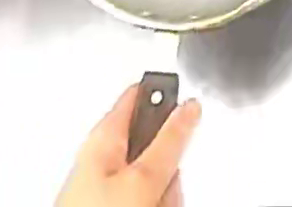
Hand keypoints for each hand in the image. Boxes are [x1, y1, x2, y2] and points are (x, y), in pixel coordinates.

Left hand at [56, 83, 202, 206]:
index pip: (140, 95)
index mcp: (104, 140)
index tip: (184, 106)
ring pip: (155, 179)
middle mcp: (102, 162)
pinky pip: (149, 202)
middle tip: (166, 182)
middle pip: (154, 144)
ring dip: (166, 194)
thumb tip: (189, 106)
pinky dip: (158, 206)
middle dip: (170, 164)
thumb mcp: (143, 178)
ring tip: (159, 206)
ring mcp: (106, 194)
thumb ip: (171, 138)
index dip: (166, 95)